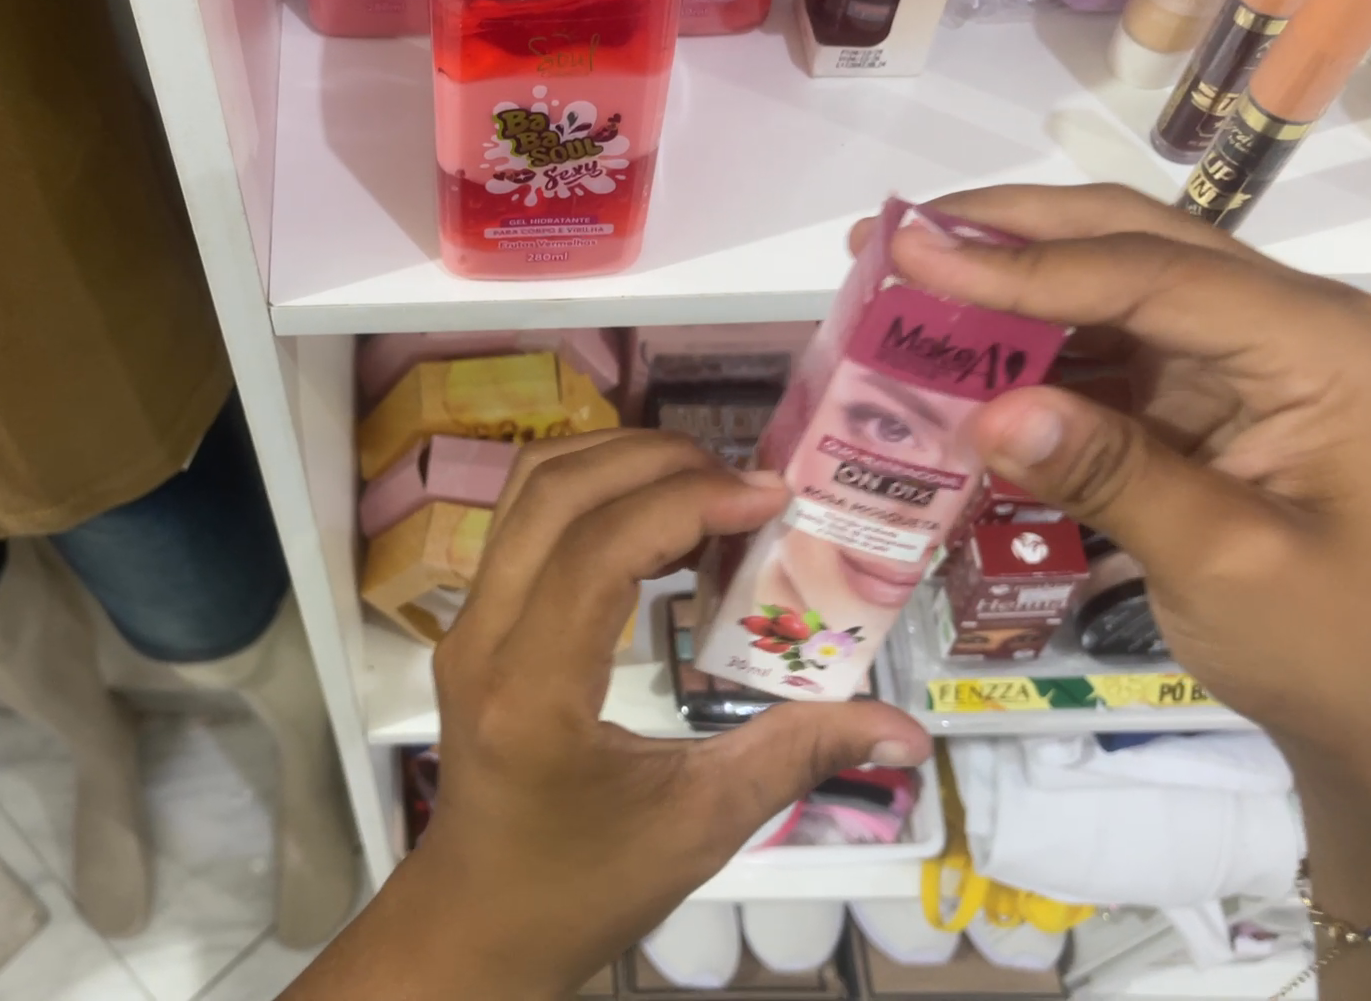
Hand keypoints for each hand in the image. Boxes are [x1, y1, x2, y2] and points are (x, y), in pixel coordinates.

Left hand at [286, 431, 929, 1000]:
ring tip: (701, 482)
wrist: (479, 910)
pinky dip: (588, 493)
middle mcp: (480, 635)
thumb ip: (794, 757)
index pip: (597, 552)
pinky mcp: (470, 618)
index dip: (686, 502)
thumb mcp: (697, 825)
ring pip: (526, 492)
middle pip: (551, 494)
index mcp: (531, 690)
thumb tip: (905, 728)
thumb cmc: (582, 882)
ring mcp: (465, 620)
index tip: (769, 494)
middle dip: (651, 460)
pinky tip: (652, 519)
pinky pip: (522, 521)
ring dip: (613, 461)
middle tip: (741, 480)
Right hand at [874, 184, 1370, 995]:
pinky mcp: (1197, 407)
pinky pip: (1095, 360)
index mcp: (1328, 354)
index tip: (907, 252)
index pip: (1153, 277)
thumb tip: (990, 413)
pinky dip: (1016, 355)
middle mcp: (1284, 336)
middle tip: (895, 236)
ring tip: (905, 288)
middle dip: (1009, 231)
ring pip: (1106, 296)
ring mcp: (1238, 370)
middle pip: (1135, 246)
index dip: (1019, 264)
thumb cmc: (1357, 650)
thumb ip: (1116, 477)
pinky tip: (954, 363)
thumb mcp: (1235, 569)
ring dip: (1003, 289)